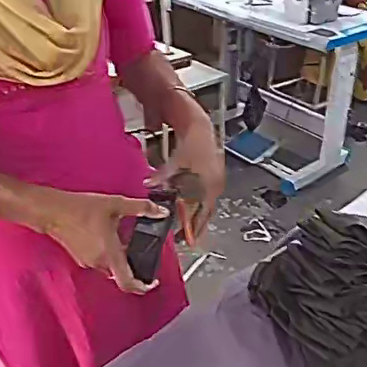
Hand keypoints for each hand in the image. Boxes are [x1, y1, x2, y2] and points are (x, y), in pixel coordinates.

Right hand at [11, 185, 167, 293]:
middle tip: (143, 254)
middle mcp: (99, 263)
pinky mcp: (80, 258)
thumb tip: (161, 212)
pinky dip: (108, 255)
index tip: (152, 282)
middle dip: (133, 267)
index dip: (143, 287)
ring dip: (120, 260)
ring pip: (110, 267)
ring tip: (126, 242)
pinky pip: (100, 262)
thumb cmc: (81, 208)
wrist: (52, 210)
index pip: (128, 283)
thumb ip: (141, 208)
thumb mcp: (116, 204)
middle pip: (121, 274)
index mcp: (110, 254)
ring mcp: (88, 262)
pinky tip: (109, 238)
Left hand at [148, 117, 224, 243]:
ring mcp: (215, 183)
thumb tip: (150, 184)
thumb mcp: (177, 161)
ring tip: (187, 228)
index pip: (202, 213)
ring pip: (206, 206)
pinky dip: (198, 206)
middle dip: (196, 227)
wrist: (201, 125)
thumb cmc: (193, 141)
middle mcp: (215, 186)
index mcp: (210, 184)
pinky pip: (205, 198)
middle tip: (186, 239)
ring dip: (197, 217)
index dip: (194, 227)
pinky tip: (189, 209)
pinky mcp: (212, 178)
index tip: (189, 240)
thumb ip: (164, 176)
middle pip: (206, 213)